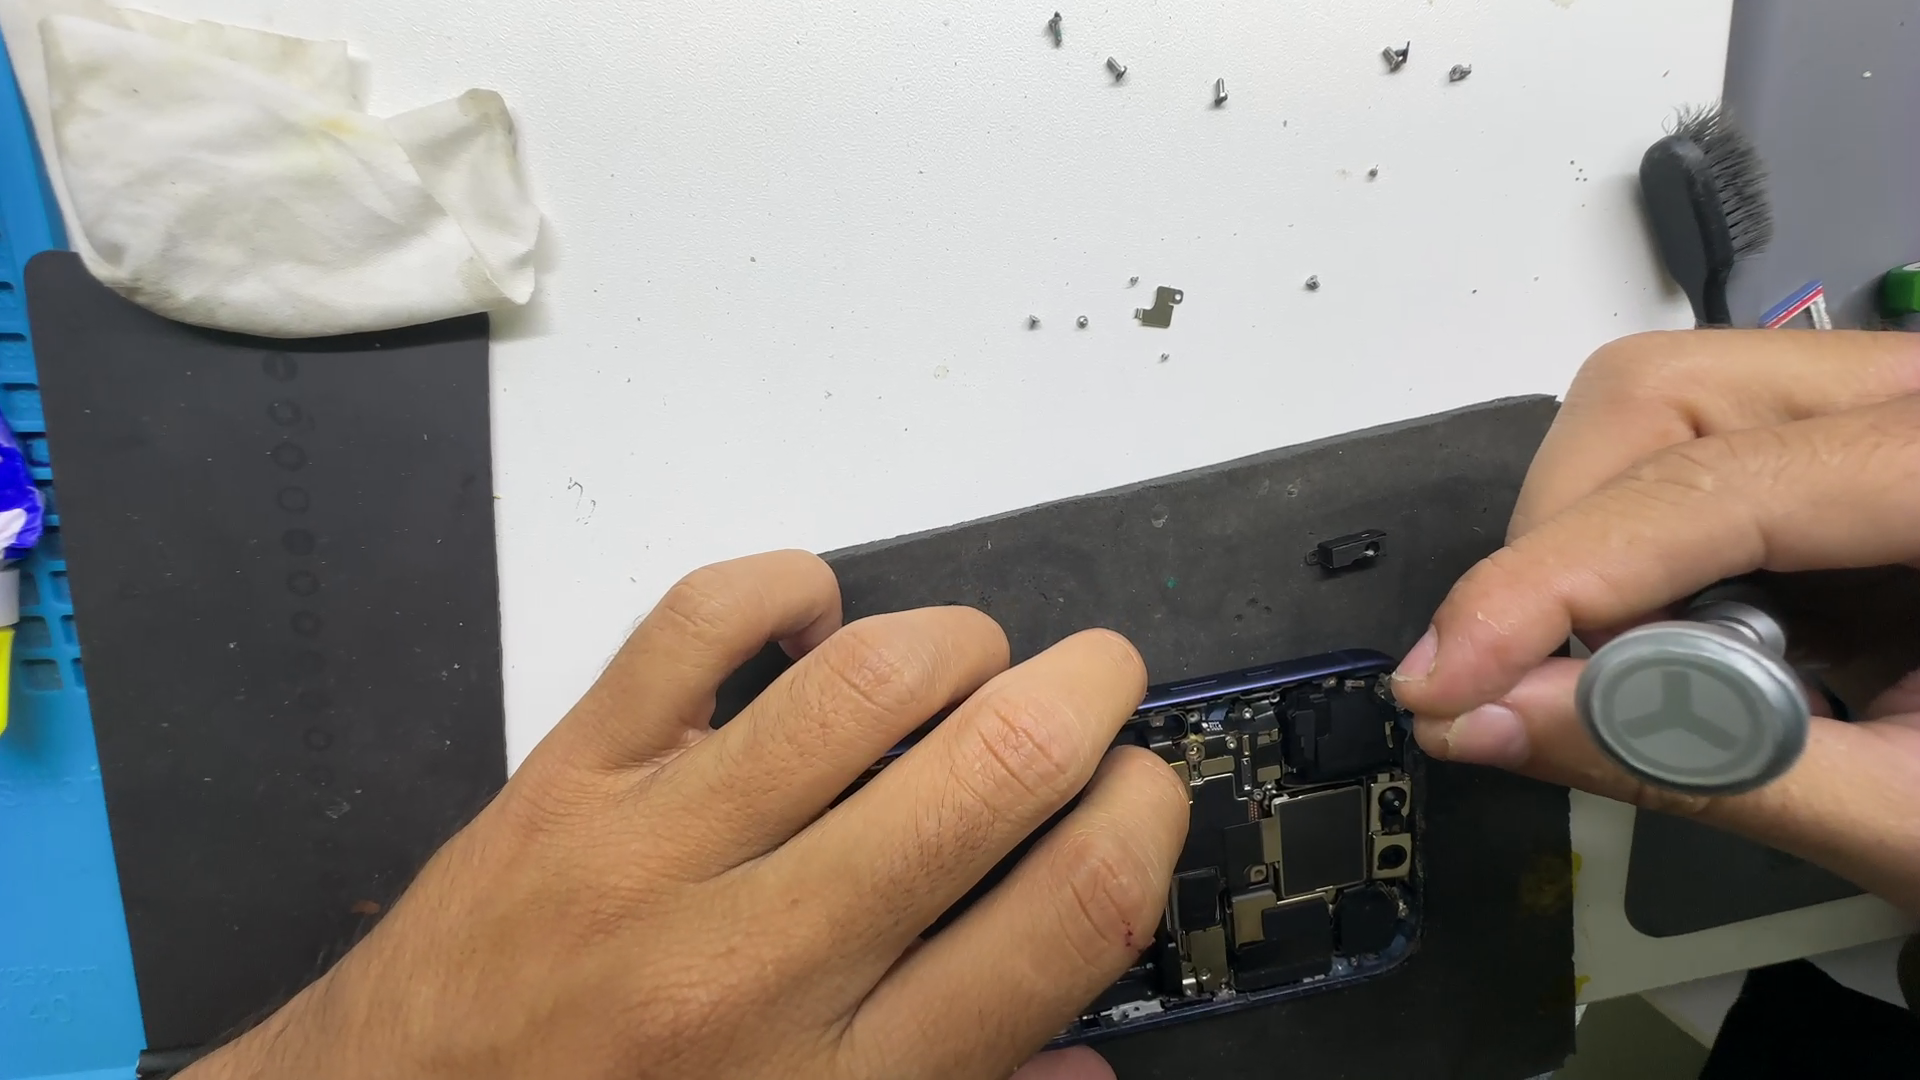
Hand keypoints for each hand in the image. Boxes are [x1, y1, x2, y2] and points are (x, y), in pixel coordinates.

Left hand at [183, 551, 1187, 1079]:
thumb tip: (1097, 1052)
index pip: (1071, 910)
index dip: (1141, 815)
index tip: (1138, 781)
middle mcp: (768, 955)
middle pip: (990, 769)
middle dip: (1084, 689)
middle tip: (1099, 674)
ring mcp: (658, 846)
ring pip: (863, 682)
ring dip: (957, 640)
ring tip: (971, 654)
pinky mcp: (574, 769)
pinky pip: (698, 623)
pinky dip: (783, 586)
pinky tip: (813, 614)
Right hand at [1389, 330, 1919, 912]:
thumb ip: (1695, 764)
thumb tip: (1474, 722)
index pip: (1705, 486)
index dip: (1545, 584)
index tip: (1439, 682)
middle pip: (1656, 401)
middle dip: (1559, 545)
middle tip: (1551, 669)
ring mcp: (1877, 415)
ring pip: (1641, 414)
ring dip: (1576, 544)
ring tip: (1627, 657)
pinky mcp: (1830, 453)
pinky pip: (1661, 459)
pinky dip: (1615, 555)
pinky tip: (1670, 635)